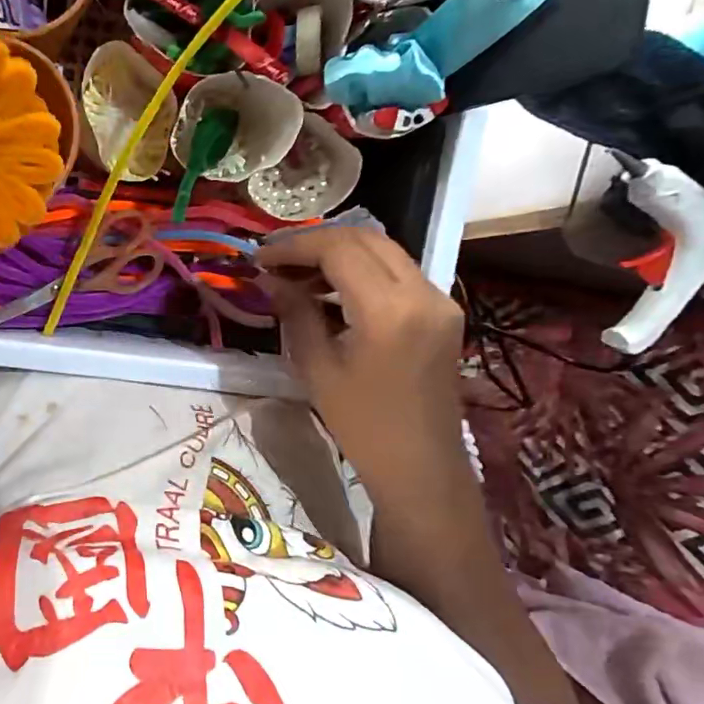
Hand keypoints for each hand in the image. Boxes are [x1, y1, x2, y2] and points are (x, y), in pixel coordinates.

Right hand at [257, 228, 467, 490]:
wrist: (421, 466)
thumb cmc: (363, 427)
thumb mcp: (317, 368)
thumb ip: (295, 312)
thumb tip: (270, 278)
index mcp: (389, 310)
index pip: (340, 249)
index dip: (295, 246)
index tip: (261, 257)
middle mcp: (423, 292)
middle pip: (365, 238)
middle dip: (316, 242)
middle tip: (277, 259)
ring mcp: (439, 299)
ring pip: (383, 249)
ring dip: (339, 252)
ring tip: (297, 273)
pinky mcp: (442, 310)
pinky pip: (398, 271)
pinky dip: (362, 269)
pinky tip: (330, 288)